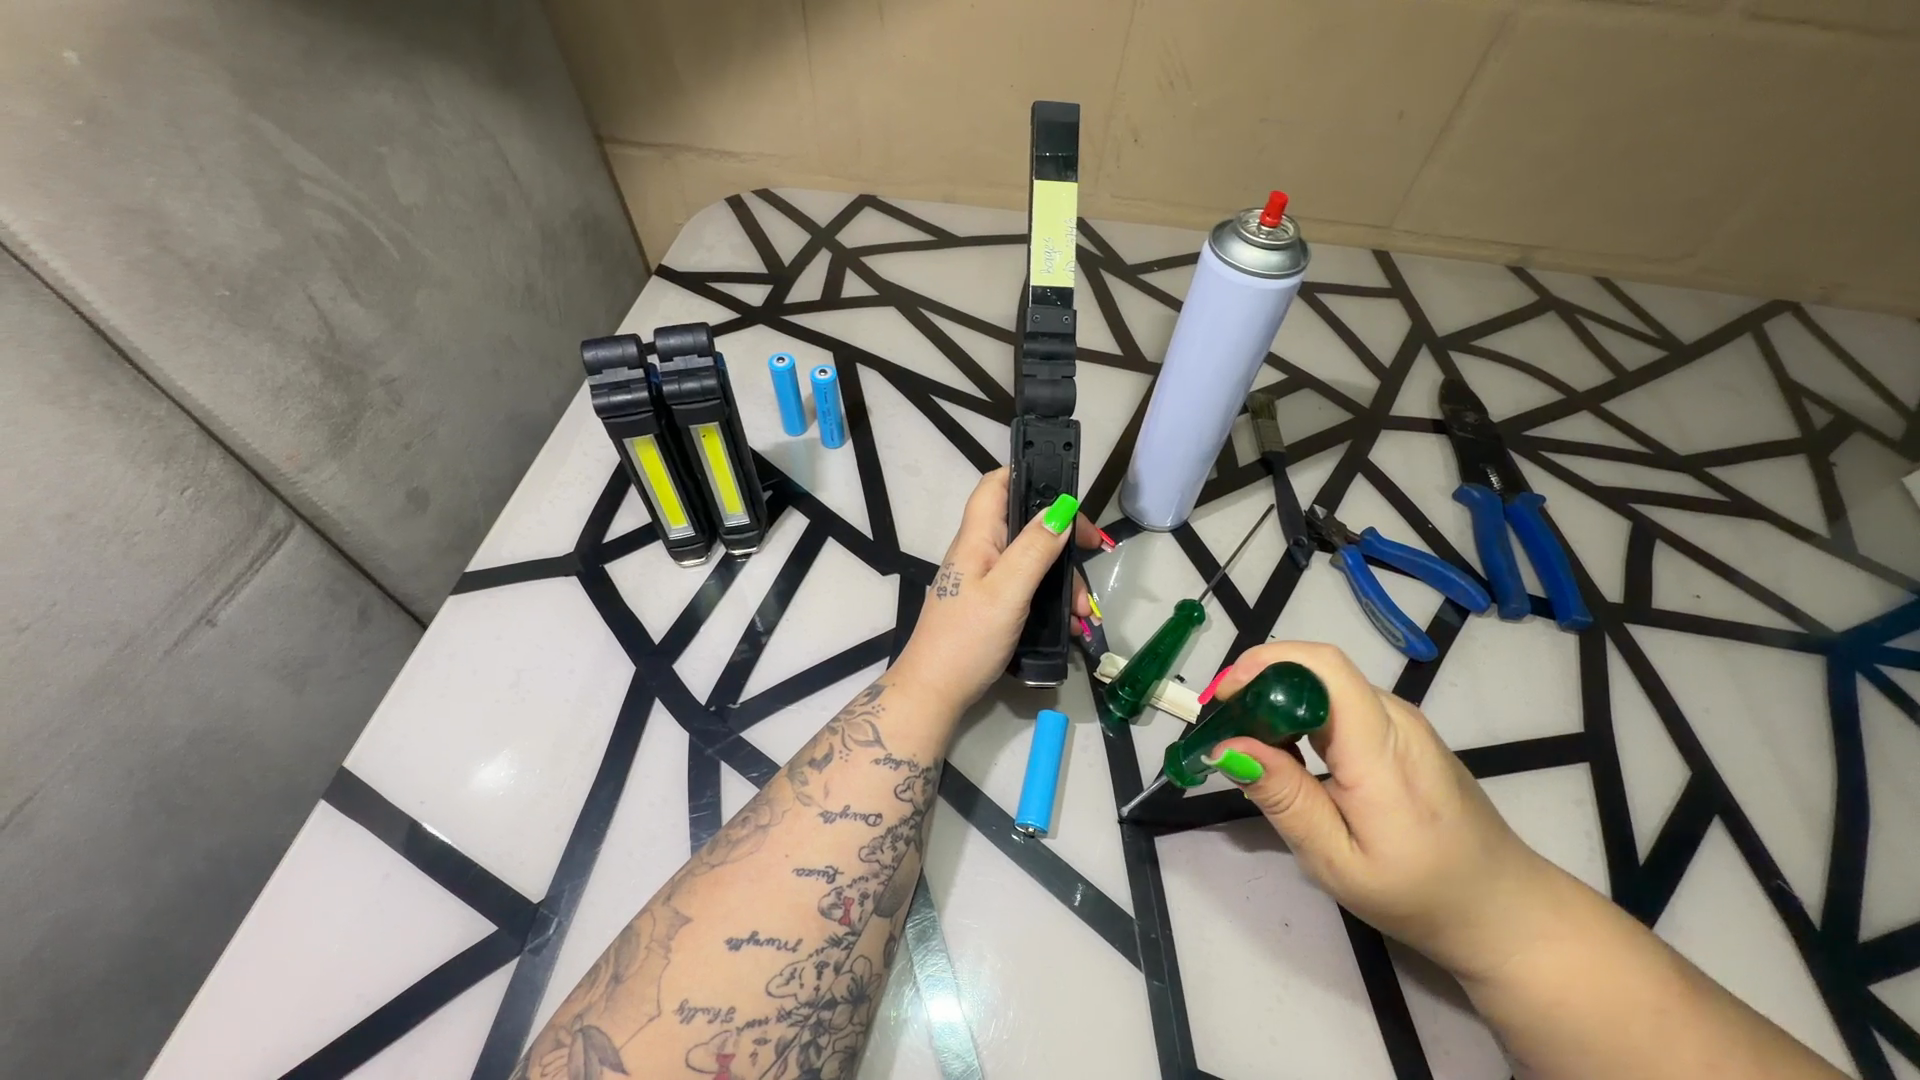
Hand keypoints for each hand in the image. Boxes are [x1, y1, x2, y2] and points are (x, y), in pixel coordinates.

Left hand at [892, 469, 1099, 707]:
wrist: (934, 692)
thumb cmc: (968, 639)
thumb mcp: (1008, 591)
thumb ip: (1034, 549)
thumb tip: (1061, 509)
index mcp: (977, 538)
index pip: (996, 485)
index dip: (1029, 476)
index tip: (1068, 495)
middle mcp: (980, 552)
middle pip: (1026, 524)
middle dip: (1063, 538)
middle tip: (1094, 554)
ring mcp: (984, 580)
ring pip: (1032, 560)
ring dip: (1063, 577)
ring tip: (1081, 611)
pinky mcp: (991, 605)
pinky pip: (1028, 588)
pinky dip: (1051, 600)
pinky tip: (1070, 624)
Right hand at [1207, 642, 1558, 981]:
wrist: (1505, 911)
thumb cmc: (1419, 894)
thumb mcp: (1337, 860)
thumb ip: (1285, 798)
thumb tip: (1225, 748)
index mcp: (1381, 750)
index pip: (1322, 667)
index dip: (1264, 665)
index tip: (1221, 701)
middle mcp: (1396, 720)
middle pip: (1318, 670)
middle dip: (1258, 684)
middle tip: (1220, 727)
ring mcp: (1404, 724)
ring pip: (1327, 686)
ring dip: (1277, 701)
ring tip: (1244, 743)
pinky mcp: (1403, 735)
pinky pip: (1341, 705)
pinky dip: (1300, 715)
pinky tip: (1286, 754)